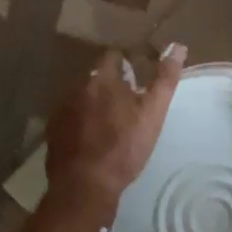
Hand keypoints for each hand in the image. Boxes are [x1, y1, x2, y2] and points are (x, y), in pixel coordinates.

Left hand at [46, 44, 186, 207]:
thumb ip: (165, 78)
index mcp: (101, 77)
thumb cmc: (124, 146)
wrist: (85, 186)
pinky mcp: (53, 130)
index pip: (113, 56)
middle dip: (110, 83)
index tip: (138, 77)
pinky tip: (91, 137)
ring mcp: (61, 109)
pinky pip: (70, 116)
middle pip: (96, 75)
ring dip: (94, 101)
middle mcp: (76, 86)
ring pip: (82, 95)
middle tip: (127, 102)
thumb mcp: (152, 112)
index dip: (127, 63)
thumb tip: (178, 45)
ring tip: (110, 121)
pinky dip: (81, 120)